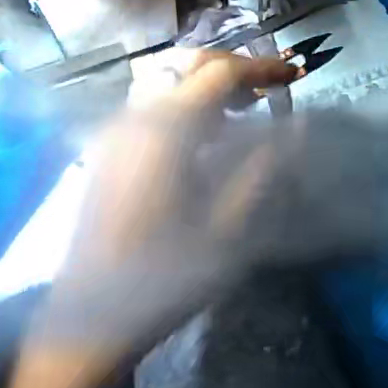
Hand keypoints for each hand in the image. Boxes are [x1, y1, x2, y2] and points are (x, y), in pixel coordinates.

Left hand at [3, 51, 298, 387]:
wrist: (89, 321)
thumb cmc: (165, 277)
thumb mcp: (227, 229)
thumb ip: (263, 169)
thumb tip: (298, 127)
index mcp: (165, 132)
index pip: (218, 74)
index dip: (262, 69)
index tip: (296, 75)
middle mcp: (134, 119)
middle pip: (187, 67)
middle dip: (234, 70)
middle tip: (271, 92)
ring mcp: (114, 133)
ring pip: (165, 82)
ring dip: (207, 85)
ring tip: (243, 110)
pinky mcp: (107, 151)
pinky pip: (150, 106)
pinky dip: (185, 103)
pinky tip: (206, 137)